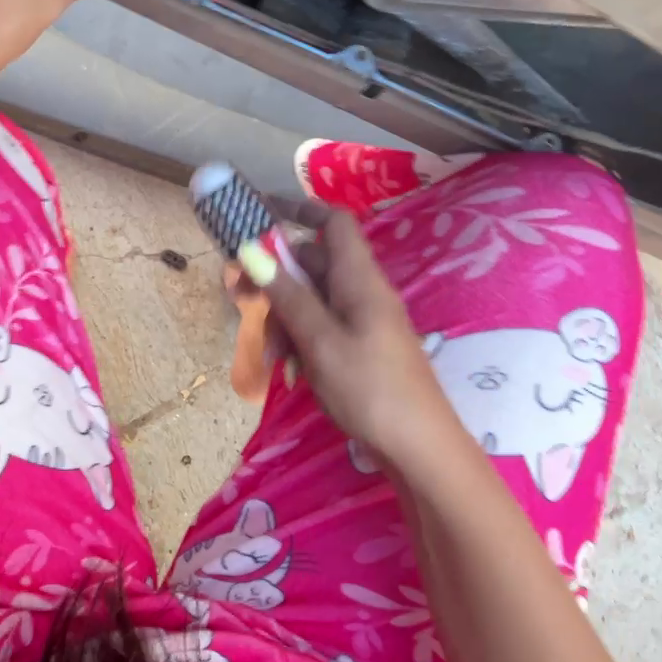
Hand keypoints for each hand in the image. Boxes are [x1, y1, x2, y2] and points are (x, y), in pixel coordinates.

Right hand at [252, 209, 460, 467]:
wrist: (421, 451)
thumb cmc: (371, 389)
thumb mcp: (320, 342)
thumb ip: (287, 296)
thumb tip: (252, 252)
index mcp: (359, 279)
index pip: (333, 222)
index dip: (300, 210)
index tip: (259, 215)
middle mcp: (361, 291)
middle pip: (312, 263)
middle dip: (275, 277)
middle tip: (240, 296)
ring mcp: (362, 321)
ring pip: (311, 298)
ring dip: (284, 316)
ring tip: (274, 354)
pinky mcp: (360, 348)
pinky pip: (321, 327)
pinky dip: (300, 338)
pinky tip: (291, 369)